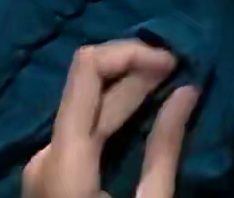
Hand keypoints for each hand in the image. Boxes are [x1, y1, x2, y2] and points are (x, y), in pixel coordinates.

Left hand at [22, 41, 200, 197]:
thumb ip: (166, 145)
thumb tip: (188, 89)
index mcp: (63, 159)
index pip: (87, 67)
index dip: (130, 52)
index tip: (171, 63)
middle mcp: (45, 154)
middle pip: (93, 86)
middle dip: (139, 71)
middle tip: (182, 71)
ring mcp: (45, 168)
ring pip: (90, 106)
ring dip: (131, 90)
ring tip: (171, 86)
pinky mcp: (53, 180)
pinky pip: (86, 130)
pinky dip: (119, 113)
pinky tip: (148, 111)